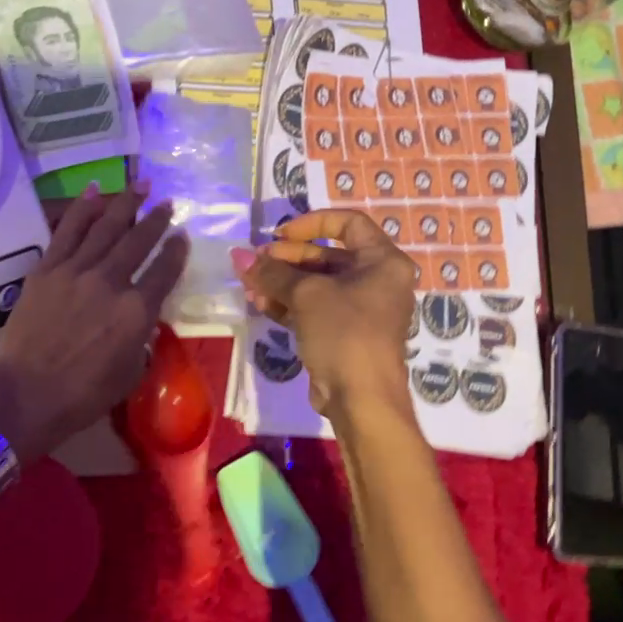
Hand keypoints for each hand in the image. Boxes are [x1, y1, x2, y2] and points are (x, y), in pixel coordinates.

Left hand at [0, 183, 189, 464]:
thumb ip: (141, 339)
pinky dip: (83, 209)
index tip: (183, 236)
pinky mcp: (47, 269)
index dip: (176, 252)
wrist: (27, 394)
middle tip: (167, 202)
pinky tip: (95, 191)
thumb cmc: (83, 395)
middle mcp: (110, 282)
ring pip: (106, 227)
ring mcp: (76, 271)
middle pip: (138, 241)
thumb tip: (140, 320)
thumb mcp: (130, 373)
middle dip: (156, 219)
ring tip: (141, 185)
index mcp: (136, 312)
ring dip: (125, 203)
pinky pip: (68, 231)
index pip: (164, 272)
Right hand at [233, 210, 415, 418]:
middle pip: (327, 255)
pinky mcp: (342, 333)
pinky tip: (260, 304)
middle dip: (287, 258)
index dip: (311, 223)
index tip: (279, 235)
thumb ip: (272, 272)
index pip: (349, 223)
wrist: (361, 398)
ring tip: (251, 286)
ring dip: (281, 282)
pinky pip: (313, 308)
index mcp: (383, 261)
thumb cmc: (344, 332)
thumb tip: (239, 255)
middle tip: (256, 263)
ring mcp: (360, 309)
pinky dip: (288, 303)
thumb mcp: (306, 295)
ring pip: (316, 284)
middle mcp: (376, 281)